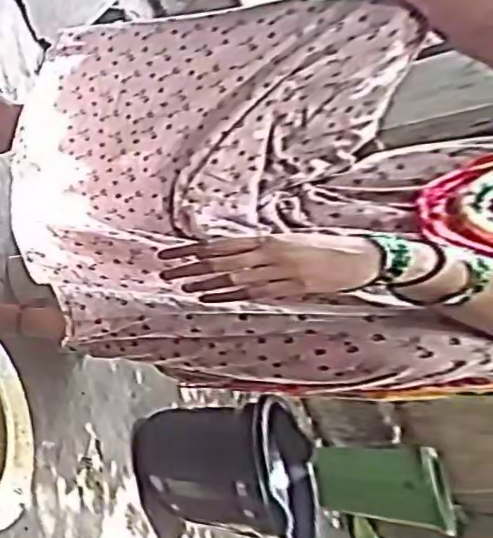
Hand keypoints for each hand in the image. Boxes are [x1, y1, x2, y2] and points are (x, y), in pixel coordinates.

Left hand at [158, 232, 383, 302]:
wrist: (371, 257)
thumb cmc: (325, 246)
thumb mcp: (287, 239)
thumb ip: (255, 246)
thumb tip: (218, 251)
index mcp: (267, 239)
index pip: (217, 245)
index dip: (188, 250)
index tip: (165, 255)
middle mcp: (271, 254)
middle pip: (219, 262)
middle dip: (189, 269)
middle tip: (165, 274)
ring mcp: (283, 271)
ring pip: (234, 279)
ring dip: (205, 284)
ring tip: (184, 287)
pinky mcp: (295, 287)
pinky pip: (255, 292)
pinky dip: (229, 296)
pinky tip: (210, 298)